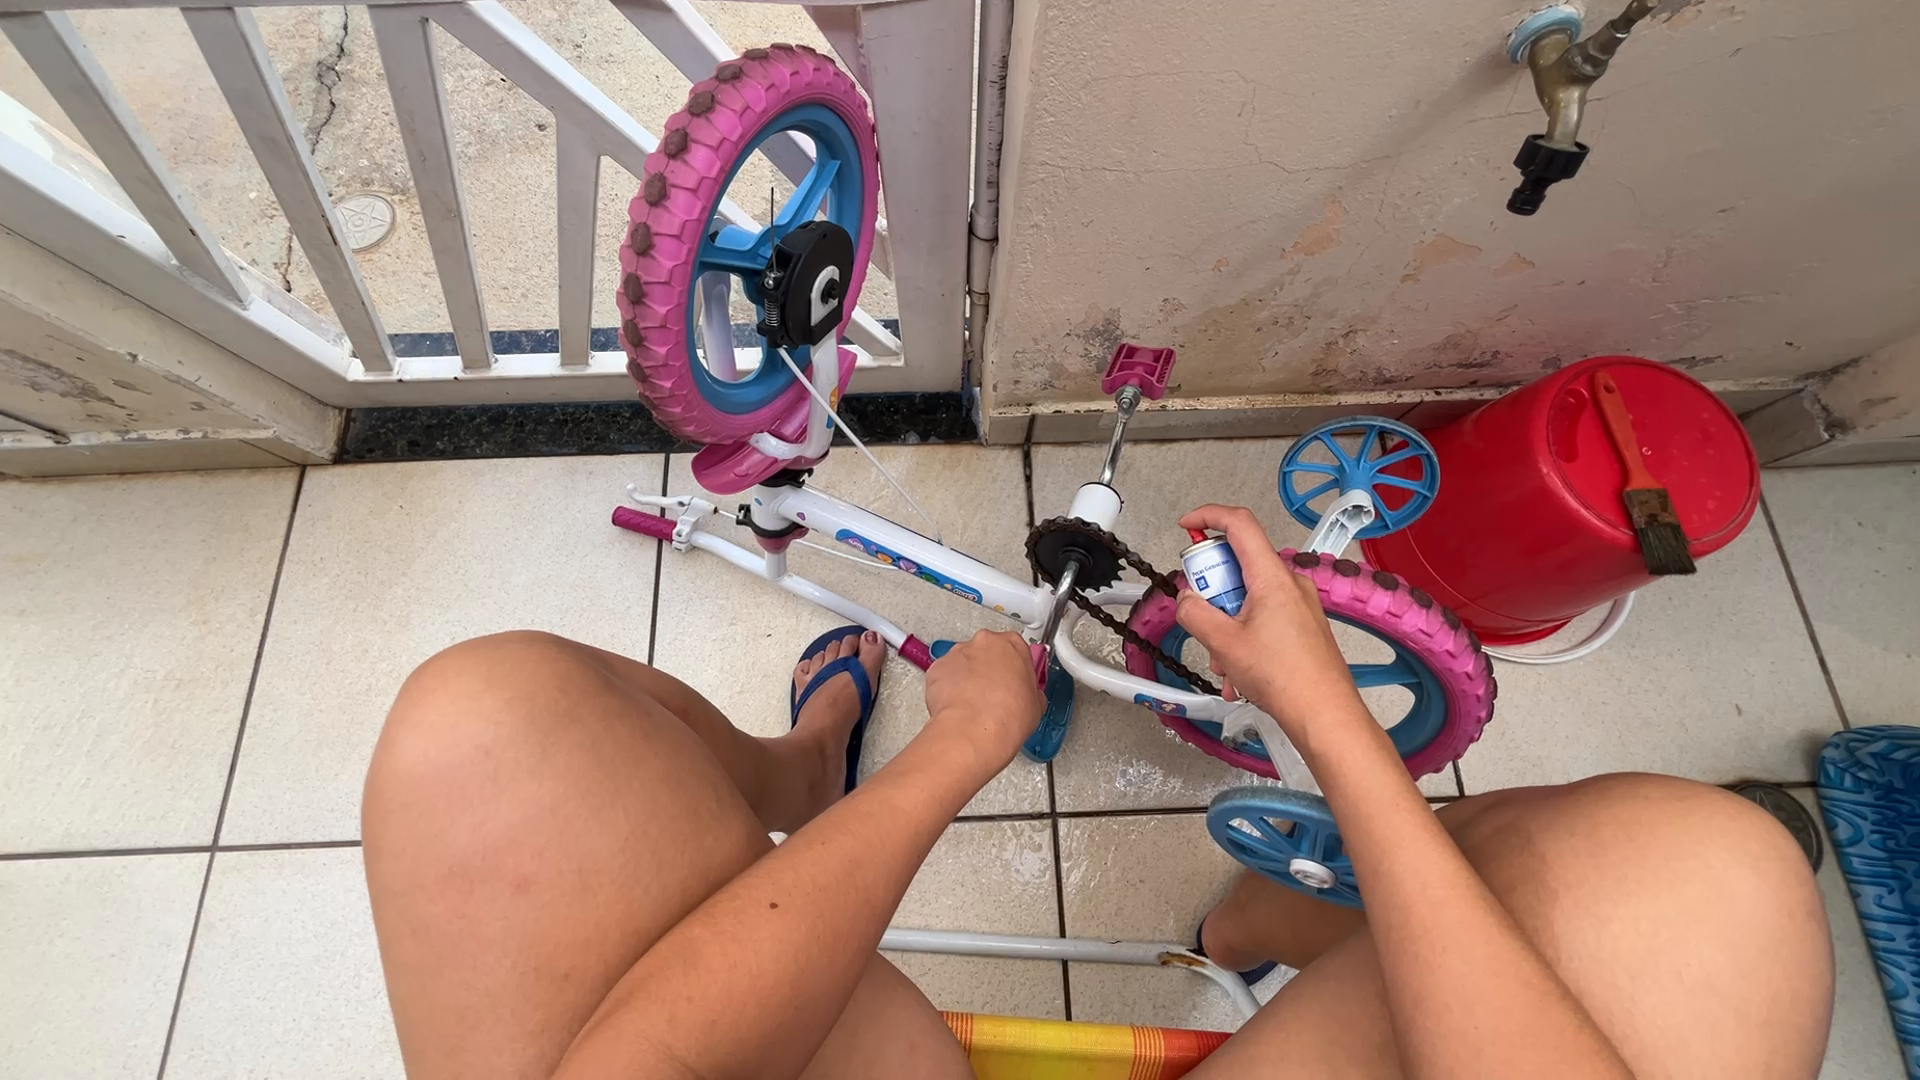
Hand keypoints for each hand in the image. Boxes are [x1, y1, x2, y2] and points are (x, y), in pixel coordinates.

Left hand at [923, 629, 1045, 770]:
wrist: (973, 731)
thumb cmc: (1005, 717)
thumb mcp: (1036, 705)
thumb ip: (1030, 691)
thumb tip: (1028, 699)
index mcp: (1012, 645)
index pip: (1016, 648)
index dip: (1015, 668)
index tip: (1014, 679)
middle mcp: (984, 642)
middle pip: (987, 651)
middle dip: (989, 669)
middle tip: (994, 694)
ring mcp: (958, 653)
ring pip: (963, 662)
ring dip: (967, 678)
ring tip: (974, 705)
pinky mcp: (937, 668)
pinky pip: (944, 675)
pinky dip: (948, 688)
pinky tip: (957, 707)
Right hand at [1174, 505, 1368, 736]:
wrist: (1325, 714)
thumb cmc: (1286, 678)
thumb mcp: (1223, 643)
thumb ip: (1195, 613)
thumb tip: (1187, 600)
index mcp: (1272, 578)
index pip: (1239, 524)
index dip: (1207, 516)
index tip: (1186, 525)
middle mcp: (1290, 584)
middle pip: (1238, 565)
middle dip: (1211, 590)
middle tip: (1201, 614)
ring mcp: (1299, 605)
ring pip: (1247, 596)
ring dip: (1225, 621)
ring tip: (1223, 658)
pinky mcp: (1302, 625)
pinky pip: (1262, 616)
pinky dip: (1242, 635)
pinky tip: (1237, 671)